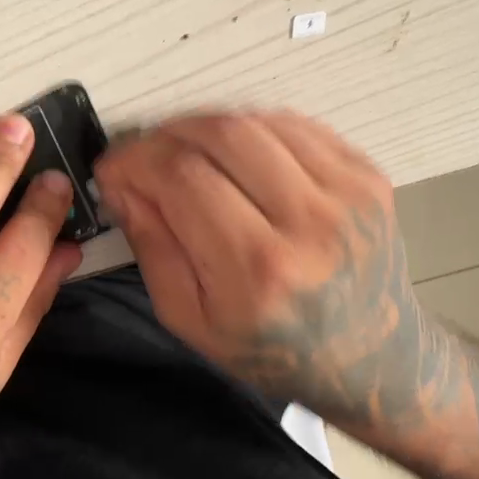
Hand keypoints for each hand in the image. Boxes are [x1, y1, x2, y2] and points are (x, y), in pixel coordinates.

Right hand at [93, 111, 423, 421]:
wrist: (366, 357)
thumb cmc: (265, 346)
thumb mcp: (186, 316)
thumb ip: (151, 245)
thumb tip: (121, 185)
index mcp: (255, 267)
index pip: (182, 177)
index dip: (135, 160)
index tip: (111, 169)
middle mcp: (308, 221)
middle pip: (221, 135)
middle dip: (164, 136)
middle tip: (142, 157)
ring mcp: (347, 193)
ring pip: (255, 121)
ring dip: (202, 127)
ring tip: (181, 154)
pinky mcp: (368, 174)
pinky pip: (293, 124)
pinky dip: (247, 128)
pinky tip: (229, 155)